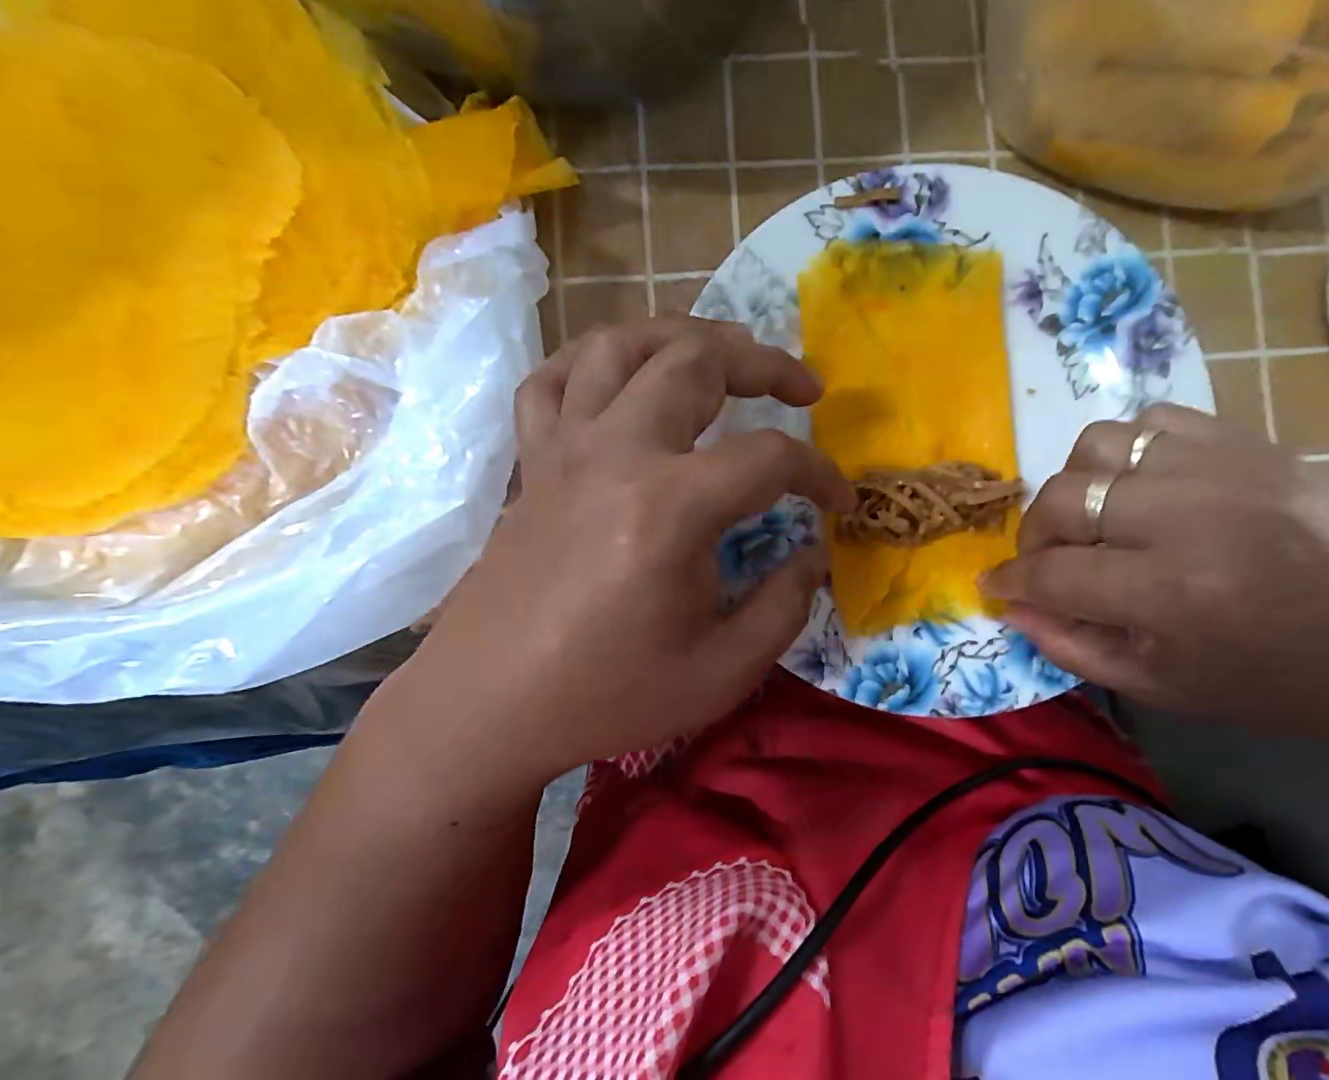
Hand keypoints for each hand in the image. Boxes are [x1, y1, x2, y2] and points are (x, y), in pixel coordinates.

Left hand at [395, 318, 853, 780]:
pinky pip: (554, 379)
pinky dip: (595, 360)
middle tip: (801, 388)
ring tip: (725, 351)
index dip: (820, 474)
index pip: (768, 458)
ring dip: (683, 335)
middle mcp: (616, 455)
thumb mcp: (723, 671)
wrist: (487, 707)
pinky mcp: (533, 463)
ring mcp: (564, 450)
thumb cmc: (608, 695)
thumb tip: (814, 555)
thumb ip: (785, 605)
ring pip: (621, 346)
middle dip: (762, 363)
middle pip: (694, 362)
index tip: (841, 502)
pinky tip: (626, 374)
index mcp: (669, 509)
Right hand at [980, 406, 1328, 756]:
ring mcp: (1224, 467)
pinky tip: (1139, 486)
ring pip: (1099, 443)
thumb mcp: (1164, 688)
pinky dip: (1128, 451)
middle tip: (1043, 559)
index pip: (1054, 572)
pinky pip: (1154, 420)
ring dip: (1076, 484)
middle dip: (1033, 534)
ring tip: (1091, 517)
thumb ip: (1074, 645)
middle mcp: (1189, 516)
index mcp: (1171, 594)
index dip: (1012, 581)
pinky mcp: (1252, 442)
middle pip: (1065, 498)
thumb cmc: (1280, 686)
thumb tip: (1012, 606)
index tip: (996, 586)